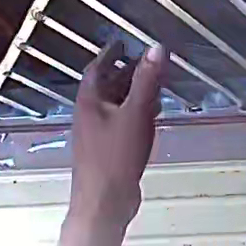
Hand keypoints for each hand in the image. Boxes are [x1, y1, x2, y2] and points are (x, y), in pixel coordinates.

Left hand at [56, 40, 166, 245]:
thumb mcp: (135, 113)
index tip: (123, 42)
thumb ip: (147, 80)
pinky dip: (135, 112)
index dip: (110, 53)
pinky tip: (152, 116)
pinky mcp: (107, 150)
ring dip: (133, 93)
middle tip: (146, 61)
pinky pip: (121, 122)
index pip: (97, 68)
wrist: (103, 203)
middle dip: (126, 72)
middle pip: (107, 85)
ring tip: (155, 84)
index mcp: (89, 101)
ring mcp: (96, 133)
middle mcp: (89, 114)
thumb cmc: (115, 155)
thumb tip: (157, 47)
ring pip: (115, 104)